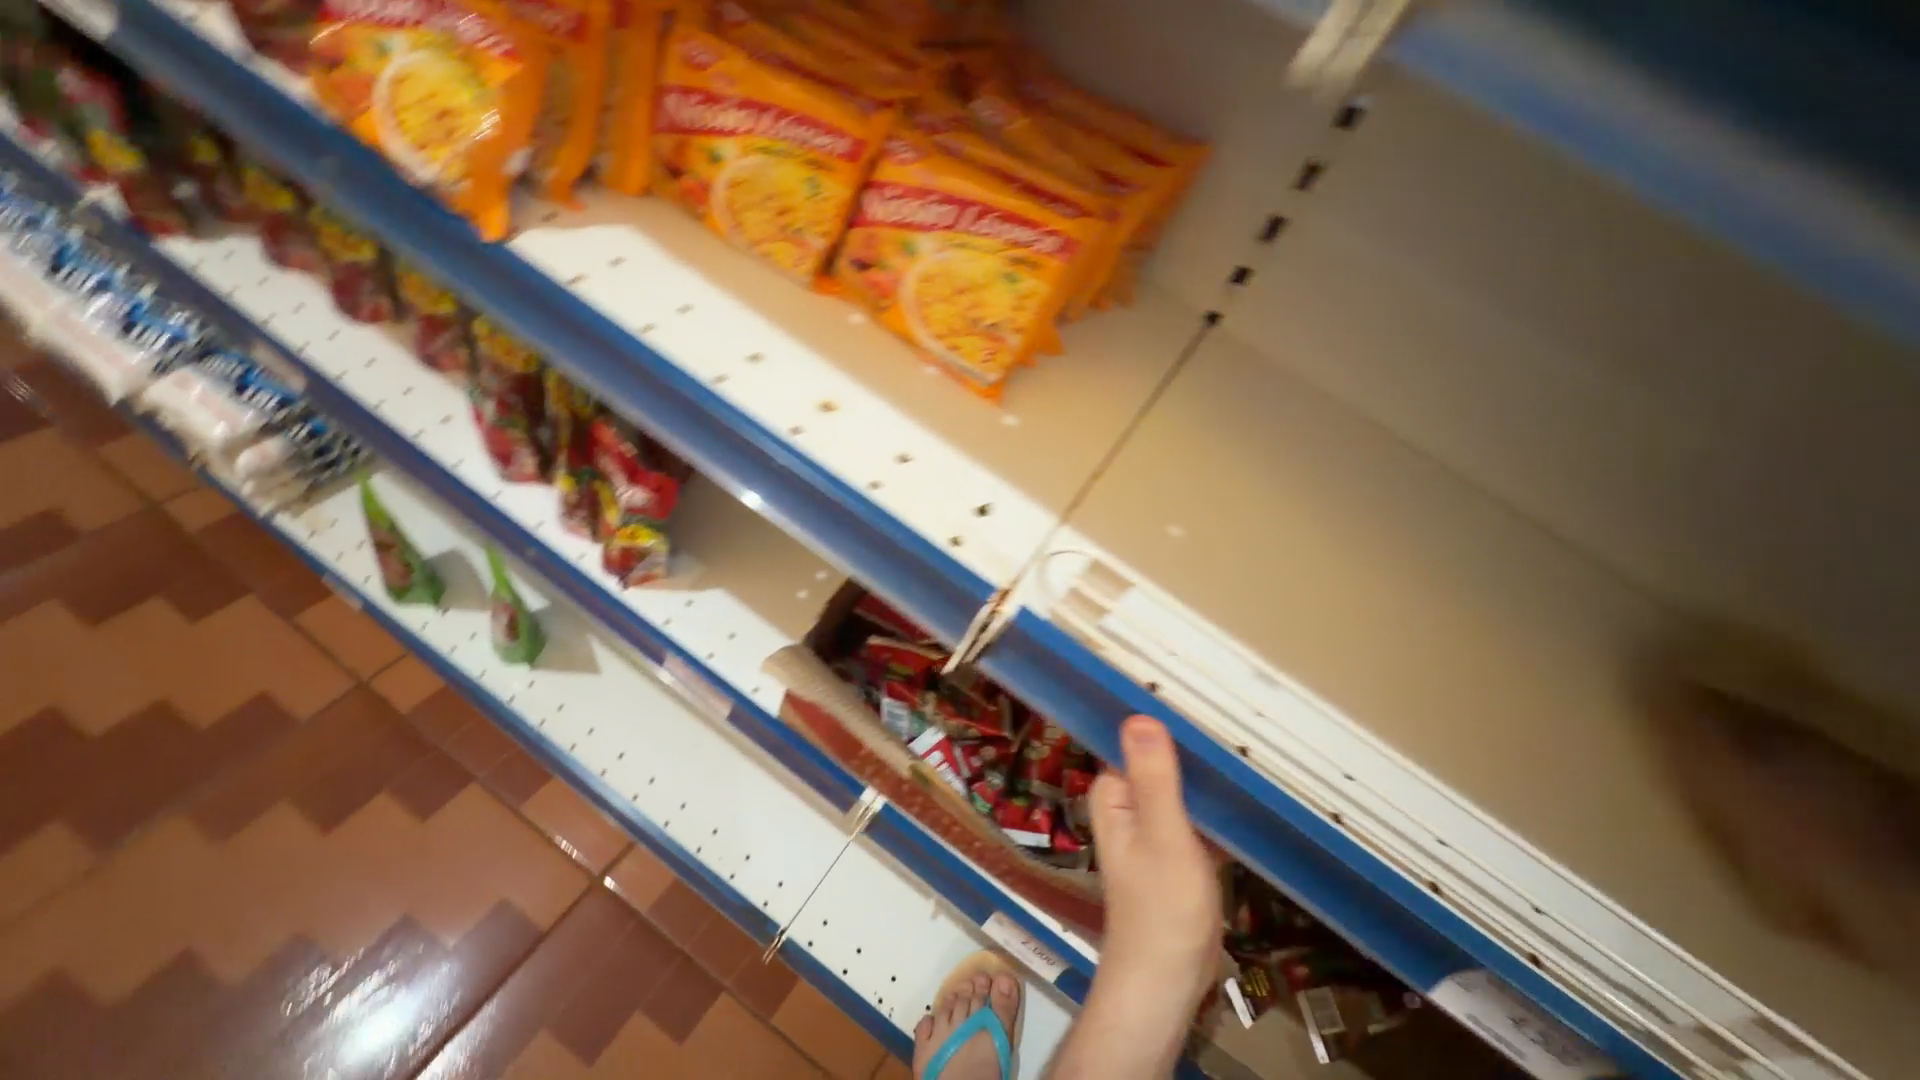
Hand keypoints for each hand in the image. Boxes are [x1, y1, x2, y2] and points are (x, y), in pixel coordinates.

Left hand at [1090, 715, 1221, 1012]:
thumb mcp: (1164, 836)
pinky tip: (1251, 787)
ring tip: (1249, 742)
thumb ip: (1155, 779)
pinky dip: (1218, 804)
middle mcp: (1129, 803)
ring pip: (1183, 785)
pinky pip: (1198, 812)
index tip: (1198, 690)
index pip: (1134, 738)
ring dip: (1209, 772)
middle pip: (1162, 759)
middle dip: (1193, 743)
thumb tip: (1139, 716)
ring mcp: (1155, 826)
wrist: (1169, 978)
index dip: (1162, 715)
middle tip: (1236, 717)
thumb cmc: (1162, 908)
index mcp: (1113, 793)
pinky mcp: (1179, 849)